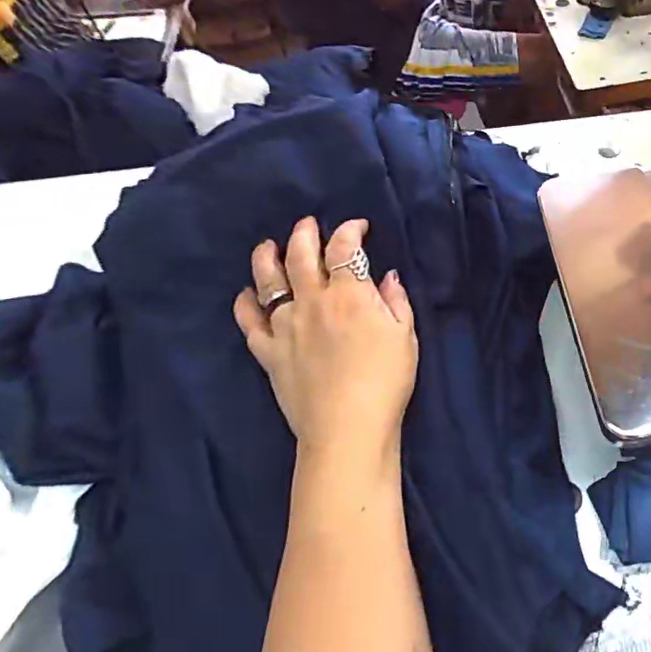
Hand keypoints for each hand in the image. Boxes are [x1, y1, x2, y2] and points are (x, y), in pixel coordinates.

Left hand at [234, 218, 418, 471]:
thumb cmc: (386, 381)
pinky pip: (249, 321)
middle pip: (300, 254)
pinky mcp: (268, 352)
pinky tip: (246, 295)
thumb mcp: (406, 337)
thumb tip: (385, 275)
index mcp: (349, 294)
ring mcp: (285, 326)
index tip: (358, 227)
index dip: (350, 230)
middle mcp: (312, 301)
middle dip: (304, 233)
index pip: (344, 248)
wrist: (347, 427)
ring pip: (268, 281)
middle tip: (308, 225)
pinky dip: (245, 304)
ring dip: (266, 257)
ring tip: (267, 246)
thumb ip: (395, 301)